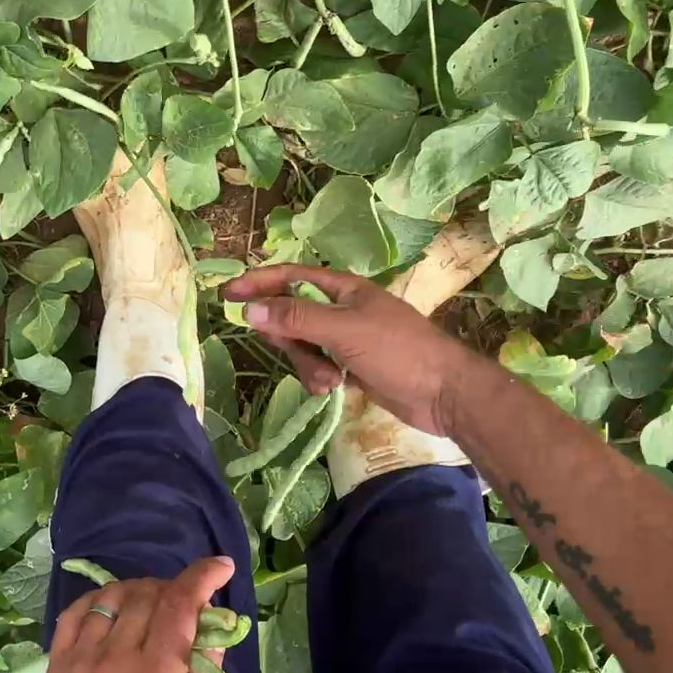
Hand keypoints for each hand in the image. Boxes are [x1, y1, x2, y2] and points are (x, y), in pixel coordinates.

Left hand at [42, 557, 234, 672]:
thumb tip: (217, 628)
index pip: (179, 605)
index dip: (203, 577)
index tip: (222, 566)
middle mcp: (114, 662)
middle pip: (148, 596)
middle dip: (175, 589)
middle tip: (190, 605)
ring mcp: (79, 663)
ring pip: (112, 597)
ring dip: (140, 592)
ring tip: (155, 606)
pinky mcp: (54, 670)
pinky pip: (74, 613)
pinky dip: (98, 601)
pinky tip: (114, 609)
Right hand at [223, 264, 468, 436]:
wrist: (446, 395)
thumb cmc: (398, 351)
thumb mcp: (343, 331)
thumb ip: (296, 319)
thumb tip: (250, 309)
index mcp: (342, 289)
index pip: (289, 277)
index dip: (257, 282)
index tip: (227, 294)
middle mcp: (340, 309)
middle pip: (290, 315)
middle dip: (288, 337)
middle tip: (293, 349)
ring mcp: (345, 339)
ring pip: (302, 345)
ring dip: (307, 364)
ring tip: (328, 380)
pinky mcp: (350, 366)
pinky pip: (317, 366)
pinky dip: (319, 378)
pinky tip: (334, 390)